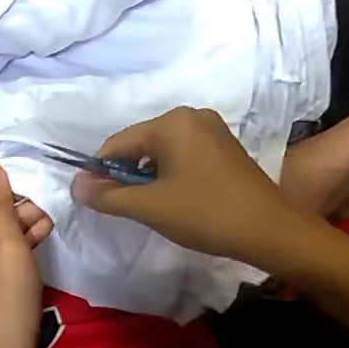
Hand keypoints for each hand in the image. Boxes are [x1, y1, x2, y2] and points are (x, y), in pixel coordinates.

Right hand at [72, 107, 317, 269]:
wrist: (271, 231)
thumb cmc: (205, 213)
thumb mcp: (149, 207)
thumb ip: (107, 195)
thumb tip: (76, 185)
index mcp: (171, 122)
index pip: (117, 144)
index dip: (101, 173)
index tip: (98, 201)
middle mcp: (191, 116)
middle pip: (140, 145)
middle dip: (128, 176)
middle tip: (131, 209)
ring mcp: (212, 130)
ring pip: (162, 152)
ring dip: (150, 178)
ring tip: (155, 208)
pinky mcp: (225, 147)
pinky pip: (184, 156)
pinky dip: (172, 175)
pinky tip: (178, 200)